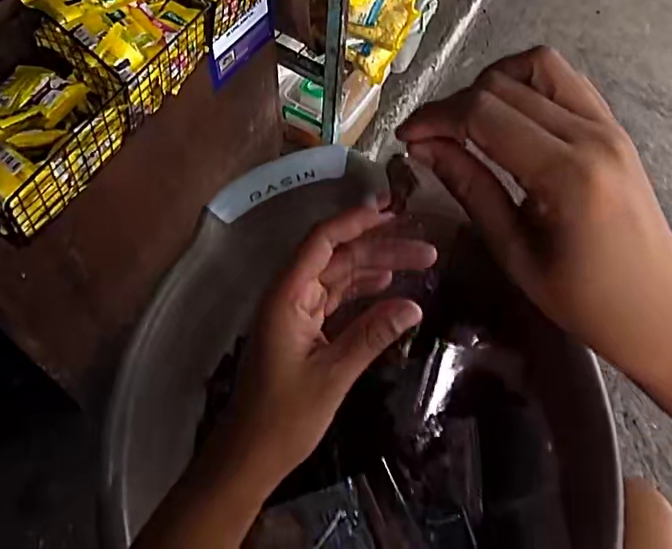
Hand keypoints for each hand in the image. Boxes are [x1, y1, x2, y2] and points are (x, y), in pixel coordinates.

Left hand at [214, 204, 435, 483]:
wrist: (246, 460)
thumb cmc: (281, 419)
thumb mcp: (332, 376)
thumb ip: (372, 335)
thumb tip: (415, 306)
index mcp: (287, 295)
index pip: (322, 241)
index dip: (356, 221)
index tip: (391, 211)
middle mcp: (291, 293)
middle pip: (340, 255)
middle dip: (382, 247)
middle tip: (425, 248)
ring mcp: (298, 309)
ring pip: (342, 273)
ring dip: (378, 265)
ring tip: (419, 261)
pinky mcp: (305, 326)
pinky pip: (339, 294)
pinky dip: (365, 286)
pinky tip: (390, 283)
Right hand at [396, 46, 671, 381]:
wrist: (660, 309)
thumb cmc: (587, 300)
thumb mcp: (515, 252)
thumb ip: (470, 188)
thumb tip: (423, 147)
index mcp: (567, 174)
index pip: (485, 114)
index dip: (436, 117)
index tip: (408, 135)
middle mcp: (591, 134)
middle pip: (505, 85)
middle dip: (456, 103)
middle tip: (432, 137)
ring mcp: (608, 124)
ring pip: (539, 64)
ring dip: (495, 81)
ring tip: (472, 119)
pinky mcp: (614, 125)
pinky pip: (565, 80)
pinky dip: (529, 84)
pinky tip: (511, 116)